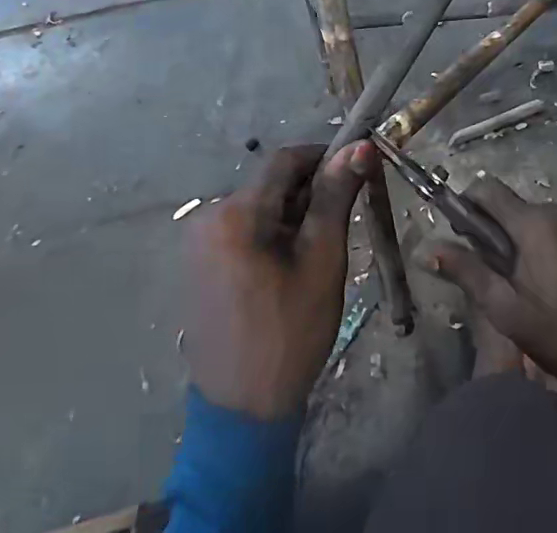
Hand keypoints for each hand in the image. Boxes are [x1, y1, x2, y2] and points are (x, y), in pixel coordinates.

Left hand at [181, 142, 374, 419]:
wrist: (241, 409)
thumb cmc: (289, 335)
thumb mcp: (321, 262)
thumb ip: (335, 199)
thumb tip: (358, 147)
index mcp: (236, 212)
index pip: (284, 160)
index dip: (322, 157)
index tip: (355, 171)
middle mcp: (208, 215)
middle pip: (268, 184)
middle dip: (307, 193)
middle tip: (340, 224)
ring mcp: (198, 239)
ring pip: (256, 207)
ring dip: (290, 216)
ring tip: (315, 253)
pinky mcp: (198, 261)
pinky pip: (240, 230)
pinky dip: (269, 234)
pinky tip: (287, 267)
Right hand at [426, 177, 556, 391]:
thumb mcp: (506, 309)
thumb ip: (467, 272)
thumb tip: (427, 248)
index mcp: (532, 224)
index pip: (485, 189)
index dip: (464, 205)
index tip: (461, 237)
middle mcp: (553, 213)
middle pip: (505, 204)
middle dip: (487, 228)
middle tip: (487, 271)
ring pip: (525, 217)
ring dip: (511, 238)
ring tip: (513, 282)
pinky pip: (548, 228)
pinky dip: (534, 244)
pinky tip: (540, 281)